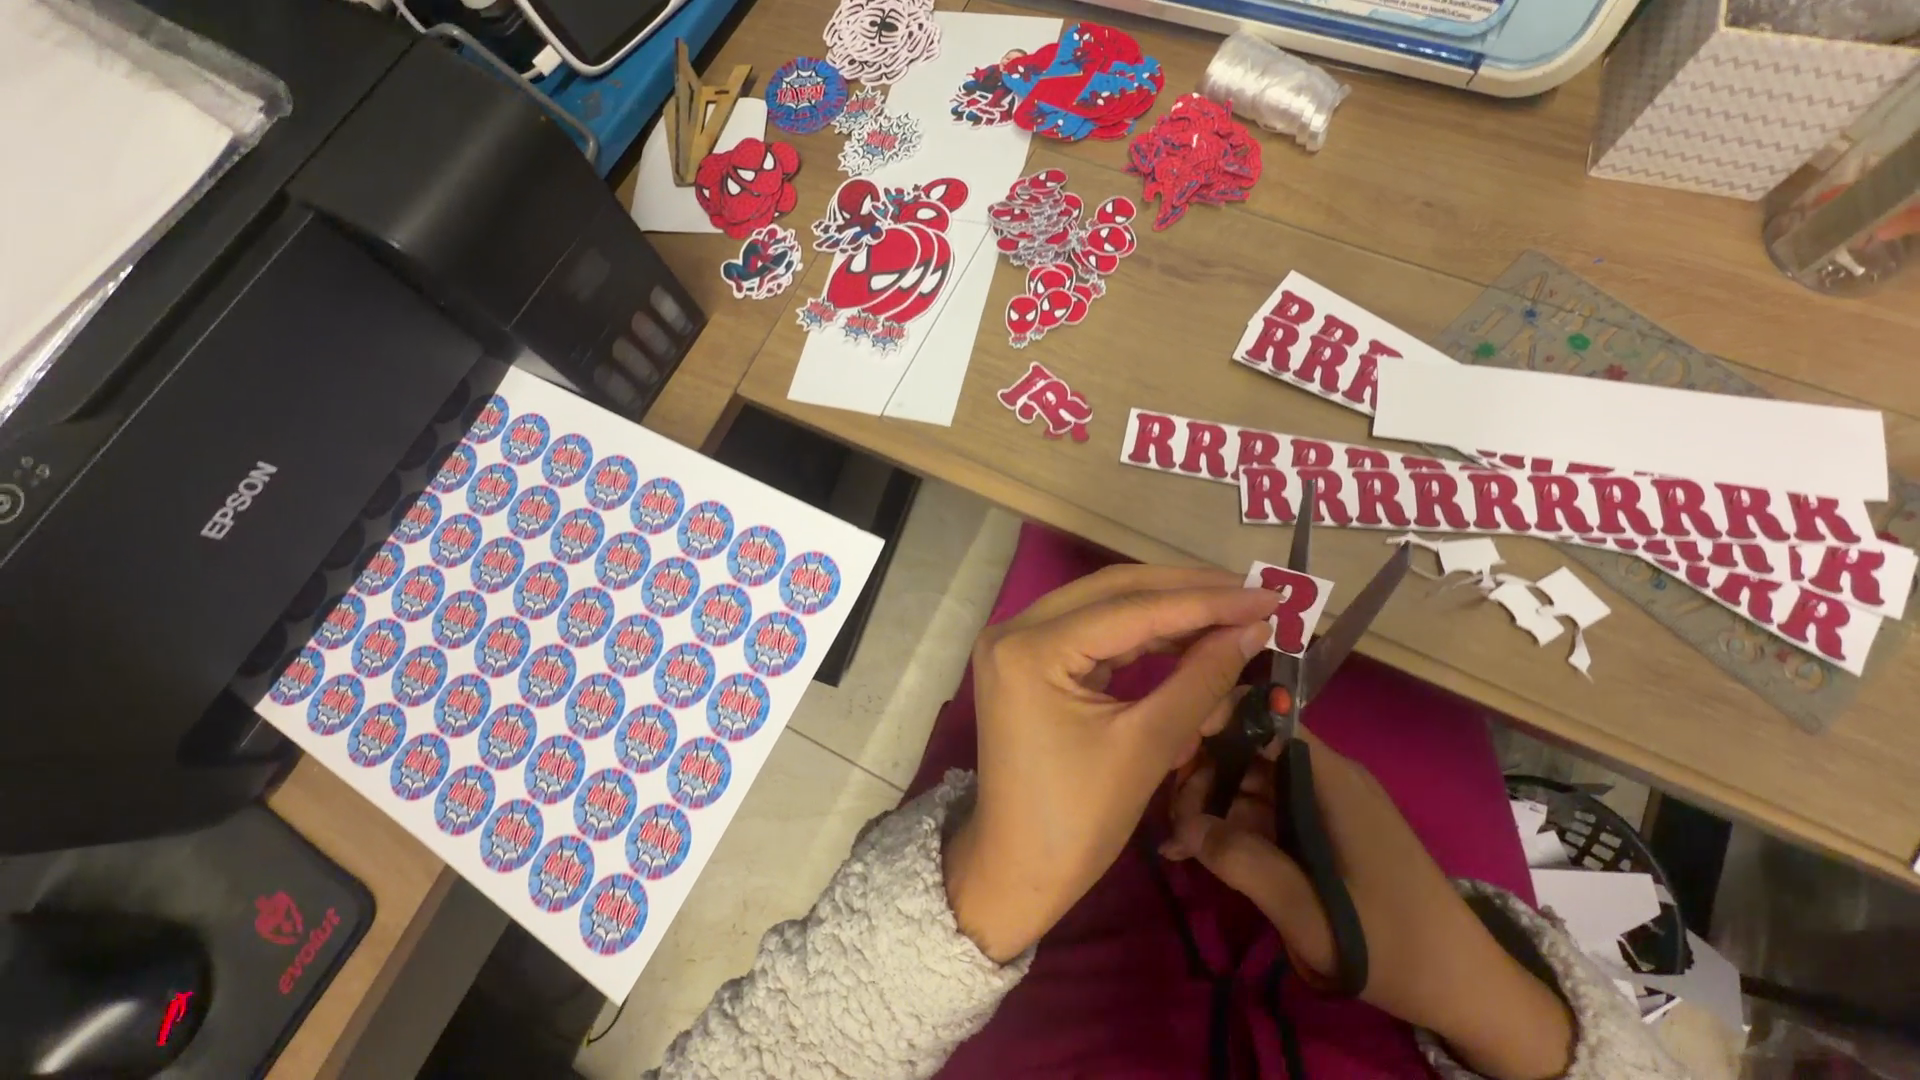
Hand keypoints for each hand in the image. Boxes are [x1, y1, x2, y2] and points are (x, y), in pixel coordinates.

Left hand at [943, 565, 1274, 962]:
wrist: (1019, 871)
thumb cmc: (1079, 820)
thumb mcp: (1148, 744)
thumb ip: (1202, 677)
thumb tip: (1254, 628)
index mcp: (1031, 649)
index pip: (1132, 609)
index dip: (1207, 601)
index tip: (1271, 595)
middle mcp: (1015, 629)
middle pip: (1115, 592)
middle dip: (1188, 592)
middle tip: (1255, 594)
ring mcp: (1017, 643)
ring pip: (1105, 607)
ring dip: (1169, 610)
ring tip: (1234, 612)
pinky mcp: (1028, 661)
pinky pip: (1093, 633)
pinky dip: (1142, 636)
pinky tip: (1190, 637)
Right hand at [1163, 729, 1574, 1079]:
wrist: (1466, 987)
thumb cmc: (1391, 945)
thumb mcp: (1308, 912)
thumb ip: (1241, 862)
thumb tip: (1181, 827)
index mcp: (1330, 780)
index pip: (1265, 718)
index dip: (1213, 723)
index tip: (1169, 756)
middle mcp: (1328, 778)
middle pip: (1252, 751)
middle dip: (1205, 775)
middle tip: (1171, 822)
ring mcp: (1329, 803)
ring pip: (1257, 782)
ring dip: (1216, 804)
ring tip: (1178, 843)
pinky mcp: (1329, 829)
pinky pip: (1273, 810)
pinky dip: (1239, 826)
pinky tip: (1207, 853)